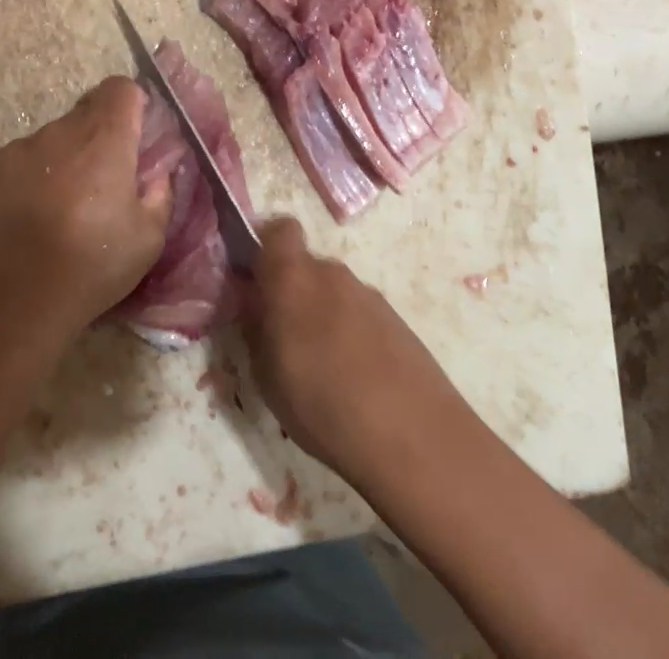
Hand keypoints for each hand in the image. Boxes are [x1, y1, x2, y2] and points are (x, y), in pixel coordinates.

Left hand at [0, 77, 172, 335]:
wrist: (18, 297)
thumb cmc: (94, 264)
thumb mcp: (150, 237)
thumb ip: (160, 193)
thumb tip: (159, 171)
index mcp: (104, 139)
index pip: (120, 88)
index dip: (133, 105)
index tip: (137, 137)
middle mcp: (59, 132)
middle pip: (86, 112)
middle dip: (100, 136)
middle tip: (106, 181)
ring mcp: (19, 149)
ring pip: (52, 138)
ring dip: (65, 158)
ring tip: (65, 206)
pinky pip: (22, 159)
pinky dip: (34, 175)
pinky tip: (34, 215)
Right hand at [241, 218, 467, 482]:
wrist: (413, 437)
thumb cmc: (322, 405)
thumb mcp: (265, 375)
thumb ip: (256, 329)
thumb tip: (255, 306)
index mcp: (293, 280)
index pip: (279, 231)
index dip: (267, 248)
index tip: (257, 281)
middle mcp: (334, 276)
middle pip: (306, 267)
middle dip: (292, 292)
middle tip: (283, 337)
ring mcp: (371, 297)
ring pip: (334, 294)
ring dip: (322, 316)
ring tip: (321, 368)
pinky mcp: (399, 321)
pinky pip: (360, 315)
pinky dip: (351, 335)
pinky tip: (353, 379)